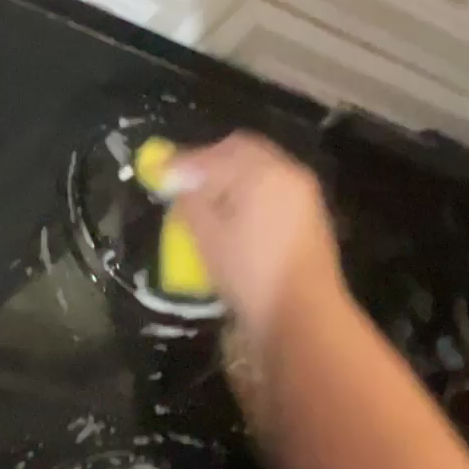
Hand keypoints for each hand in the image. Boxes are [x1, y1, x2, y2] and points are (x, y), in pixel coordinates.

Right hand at [169, 132, 344, 349]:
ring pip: (259, 170)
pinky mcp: (309, 216)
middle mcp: (287, 173)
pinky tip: (232, 215)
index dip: (183, 161)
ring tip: (205, 199)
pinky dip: (248, 192)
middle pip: (241, 151)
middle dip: (209, 160)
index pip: (214, 153)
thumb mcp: (208, 237)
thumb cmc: (250, 274)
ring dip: (230, 176)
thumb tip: (180, 185)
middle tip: (183, 180)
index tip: (159, 173)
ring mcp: (303, 194)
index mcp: (262, 172)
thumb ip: (190, 202)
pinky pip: (272, 189)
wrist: (305, 316)